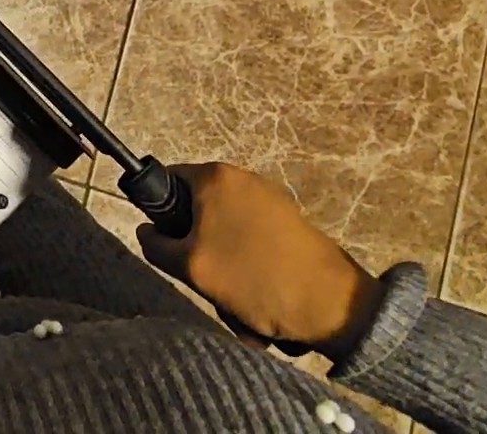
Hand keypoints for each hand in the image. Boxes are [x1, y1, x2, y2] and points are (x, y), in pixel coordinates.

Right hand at [137, 162, 382, 359]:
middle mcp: (243, 179)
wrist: (338, 309)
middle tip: (208, 280)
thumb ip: (155, 245)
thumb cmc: (255, 277)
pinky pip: (253, 243)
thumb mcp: (190, 267)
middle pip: (197, 212)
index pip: (164, 182)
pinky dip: (251, 269)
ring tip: (238, 301)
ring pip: (226, 233)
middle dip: (198, 250)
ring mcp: (272, 201)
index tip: (172, 248)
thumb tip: (148, 232)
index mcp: (215, 177)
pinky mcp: (292, 225)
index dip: (161, 216)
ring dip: (225, 268)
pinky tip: (261, 301)